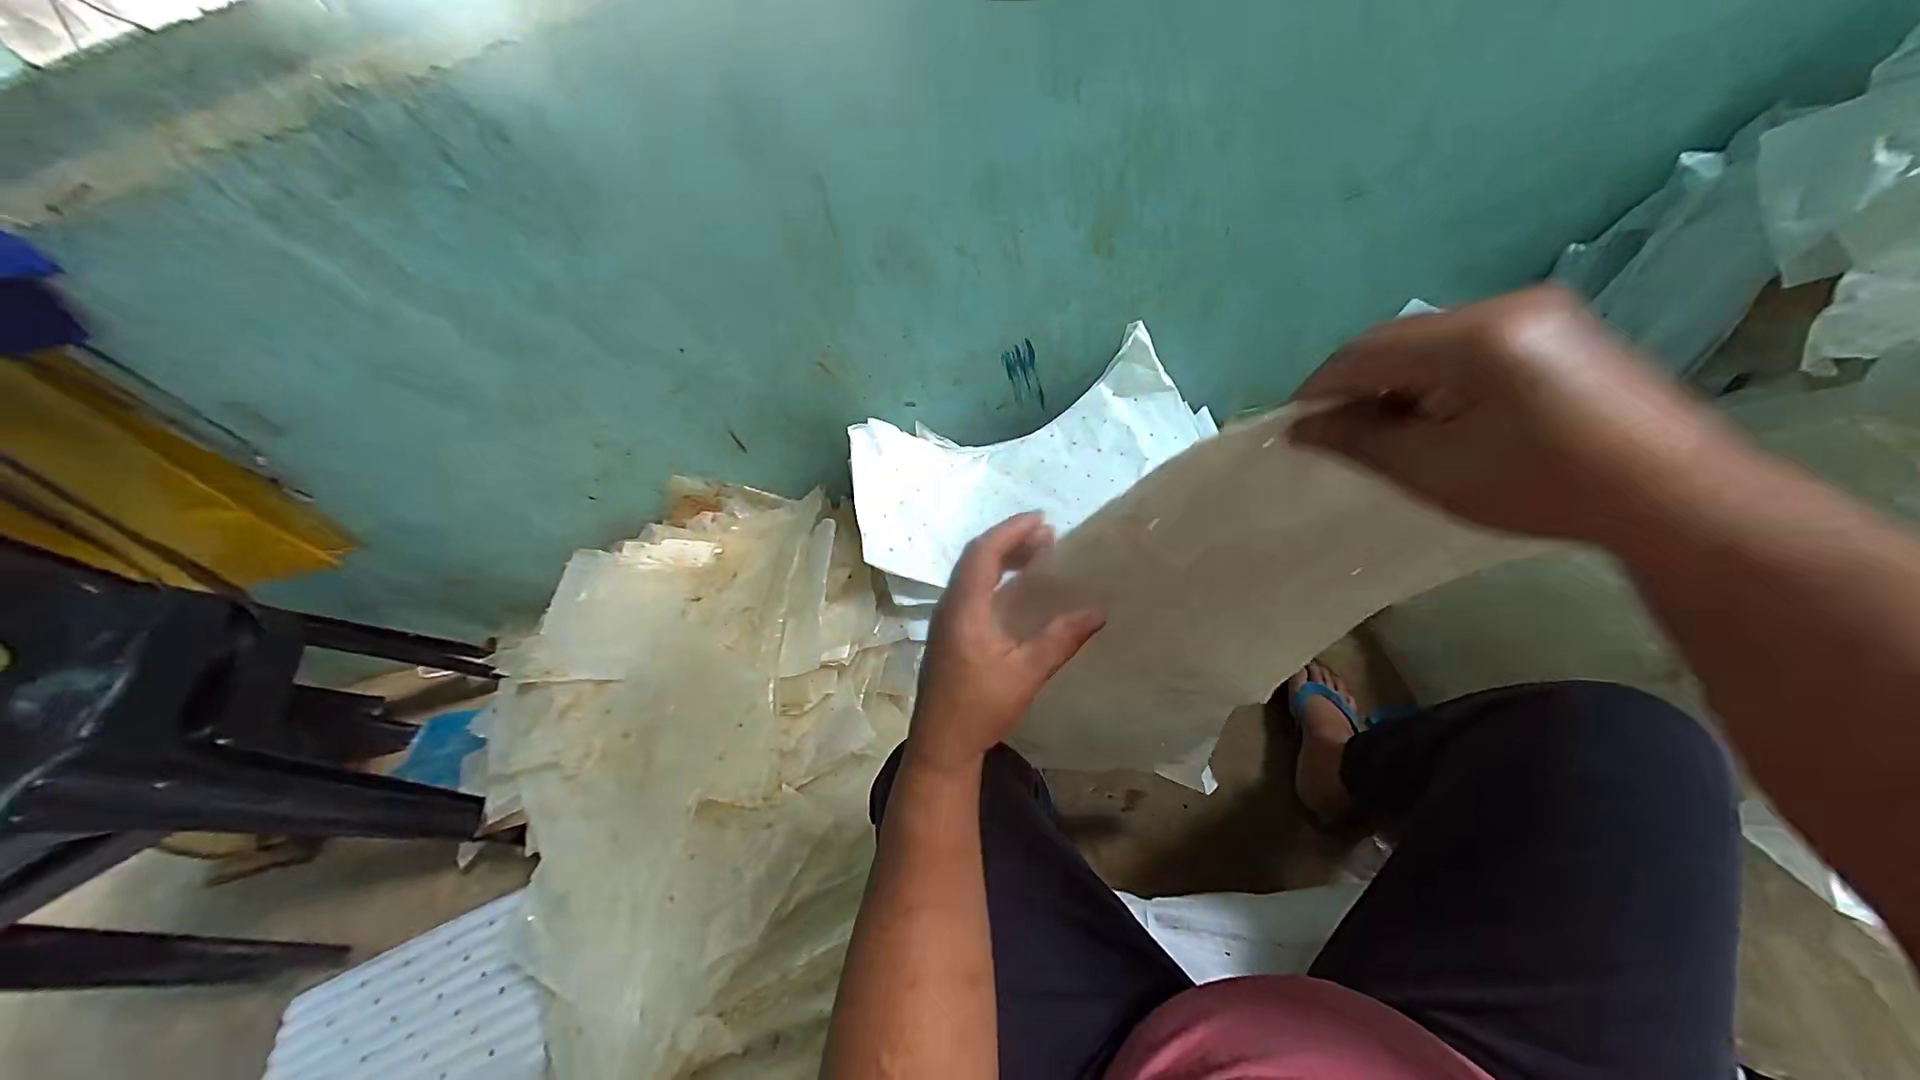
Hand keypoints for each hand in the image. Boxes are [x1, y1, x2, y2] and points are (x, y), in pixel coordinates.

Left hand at [908, 513, 1105, 771]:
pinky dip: (994, 576)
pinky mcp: (948, 631)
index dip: (1011, 531)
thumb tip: (1098, 612)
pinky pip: (970, 588)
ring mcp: (945, 618)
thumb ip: (1060, 640)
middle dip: (1010, 540)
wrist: (940, 743)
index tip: (1042, 520)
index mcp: (964, 609)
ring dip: (1002, 557)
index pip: (983, 553)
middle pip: (975, 557)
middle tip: (1047, 535)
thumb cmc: (980, 709)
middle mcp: (949, 606)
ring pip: (971, 572)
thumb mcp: (1026, 675)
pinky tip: (1016, 586)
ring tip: (1037, 553)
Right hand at [1289, 285, 1750, 545]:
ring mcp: (1539, 311)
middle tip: (1335, 432)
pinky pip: (1466, 343)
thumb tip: (1300, 428)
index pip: (1365, 351)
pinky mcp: (1556, 328)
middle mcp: (1508, 305)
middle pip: (1397, 339)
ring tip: (1384, 429)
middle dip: (1356, 384)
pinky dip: (1433, 376)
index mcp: (1476, 337)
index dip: (1319, 388)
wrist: (1674, 496)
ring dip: (1394, 381)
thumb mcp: (1431, 469)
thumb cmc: (1540, 488)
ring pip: (1429, 341)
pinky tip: (1434, 414)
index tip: (1293, 426)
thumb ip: (1358, 439)